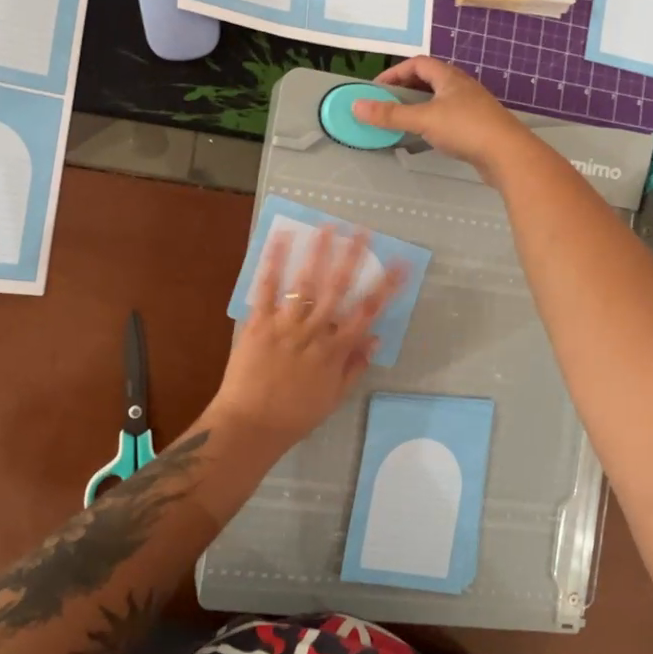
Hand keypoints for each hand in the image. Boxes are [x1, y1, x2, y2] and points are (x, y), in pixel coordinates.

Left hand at [211, 223, 405, 446]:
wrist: (252, 426)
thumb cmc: (295, 416)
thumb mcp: (334, 396)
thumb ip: (354, 366)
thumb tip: (375, 337)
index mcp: (335, 351)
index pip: (367, 312)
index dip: (386, 287)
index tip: (400, 265)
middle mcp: (314, 333)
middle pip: (338, 290)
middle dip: (352, 258)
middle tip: (363, 232)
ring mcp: (286, 326)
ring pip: (306, 284)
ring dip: (317, 253)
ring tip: (327, 227)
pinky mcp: (259, 324)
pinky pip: (266, 289)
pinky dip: (273, 263)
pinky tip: (280, 239)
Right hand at [352, 56, 534, 170]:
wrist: (508, 154)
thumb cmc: (465, 128)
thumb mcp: (423, 119)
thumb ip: (390, 115)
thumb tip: (356, 106)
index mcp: (449, 77)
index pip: (418, 63)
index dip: (395, 72)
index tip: (376, 88)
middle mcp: (462, 86)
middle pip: (429, 79)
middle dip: (406, 88)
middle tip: (386, 103)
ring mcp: (472, 106)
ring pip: (440, 99)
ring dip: (419, 105)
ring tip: (402, 119)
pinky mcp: (478, 126)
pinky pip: (449, 116)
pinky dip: (432, 120)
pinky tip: (426, 134)